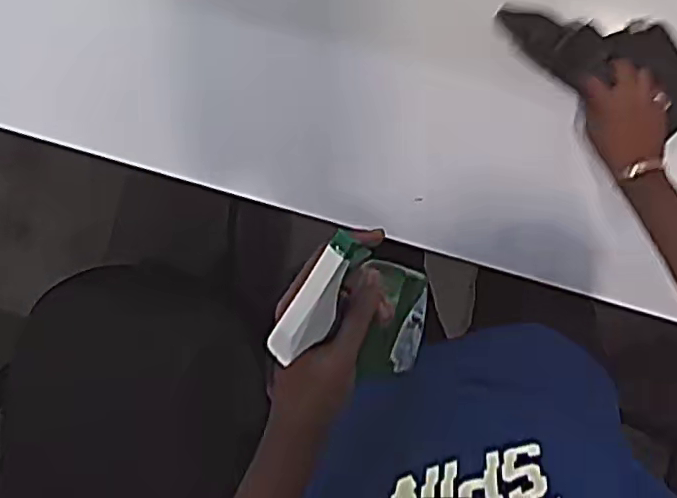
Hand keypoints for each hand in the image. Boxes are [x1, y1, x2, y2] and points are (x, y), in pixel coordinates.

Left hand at [270, 229, 392, 430]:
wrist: (298, 438)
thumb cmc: (311, 402)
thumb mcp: (341, 355)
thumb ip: (358, 313)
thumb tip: (371, 277)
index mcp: (294, 310)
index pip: (321, 262)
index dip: (349, 245)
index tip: (373, 239)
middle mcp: (297, 310)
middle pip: (334, 274)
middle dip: (365, 281)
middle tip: (382, 296)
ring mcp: (306, 320)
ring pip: (341, 290)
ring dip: (366, 298)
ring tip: (380, 317)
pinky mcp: (316, 331)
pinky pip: (342, 306)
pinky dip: (361, 310)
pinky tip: (373, 323)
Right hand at [580, 59, 668, 176]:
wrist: (638, 168)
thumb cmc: (615, 153)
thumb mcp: (591, 130)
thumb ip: (591, 109)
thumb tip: (590, 100)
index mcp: (606, 100)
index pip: (592, 80)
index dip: (587, 78)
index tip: (586, 79)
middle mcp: (628, 95)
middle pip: (623, 65)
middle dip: (615, 64)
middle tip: (612, 68)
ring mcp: (646, 99)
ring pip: (644, 73)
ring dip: (637, 74)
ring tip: (632, 77)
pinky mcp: (659, 107)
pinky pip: (659, 91)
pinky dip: (653, 90)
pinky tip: (647, 94)